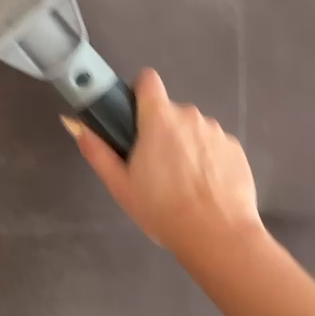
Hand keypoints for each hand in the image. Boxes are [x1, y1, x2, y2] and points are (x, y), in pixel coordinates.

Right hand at [64, 69, 263, 253]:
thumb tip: (78, 127)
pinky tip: (204, 188)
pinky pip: (214, 145)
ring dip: (185, 145)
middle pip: (169, 111)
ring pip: (193, 129)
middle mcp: (190, 116)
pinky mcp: (236, 149)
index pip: (147, 79)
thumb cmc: (162, 209)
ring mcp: (216, 131)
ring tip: (182, 182)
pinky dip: (207, 159)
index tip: (134, 117)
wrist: (217, 235)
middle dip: (160, 130)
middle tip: (153, 166)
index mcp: (159, 119)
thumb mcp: (121, 186)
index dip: (139, 93)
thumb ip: (97, 152)